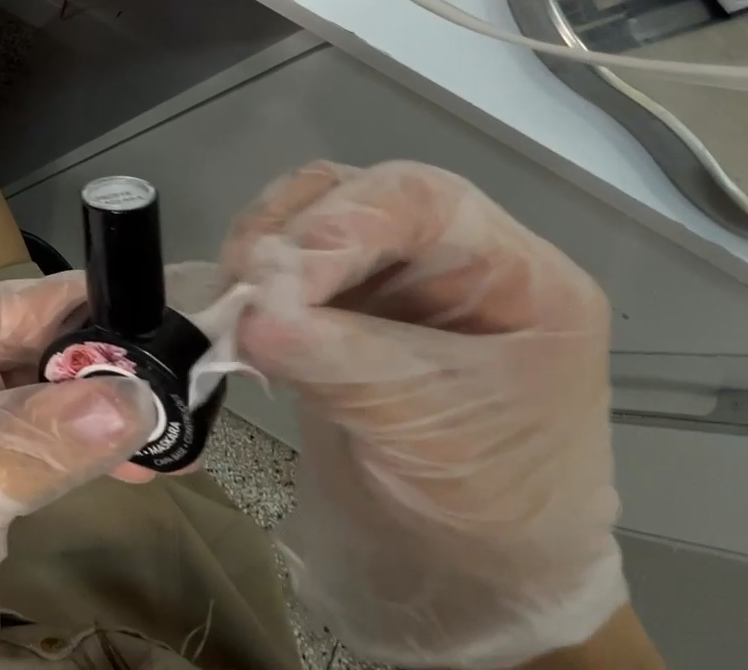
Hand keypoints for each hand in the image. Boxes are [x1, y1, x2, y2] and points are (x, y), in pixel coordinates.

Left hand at [0, 273, 152, 669]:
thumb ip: (35, 442)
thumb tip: (128, 396)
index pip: (3, 310)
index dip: (79, 305)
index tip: (160, 304)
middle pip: (26, 346)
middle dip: (99, 360)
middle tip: (186, 374)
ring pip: (40, 394)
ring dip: (102, 407)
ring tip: (176, 426)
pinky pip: (41, 440)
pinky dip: (86, 445)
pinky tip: (136, 460)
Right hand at [223, 161, 628, 668]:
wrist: (462, 555)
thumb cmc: (486, 494)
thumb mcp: (426, 426)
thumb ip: (337, 359)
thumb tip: (246, 315)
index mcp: (511, 274)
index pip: (417, 201)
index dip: (338, 223)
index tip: (272, 278)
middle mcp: (445, 256)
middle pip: (354, 193)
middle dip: (289, 231)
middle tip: (243, 284)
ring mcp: (385, 276)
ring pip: (305, 214)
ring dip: (259, 248)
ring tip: (236, 299)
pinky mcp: (331, 301)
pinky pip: (279, 261)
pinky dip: (247, 278)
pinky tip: (238, 312)